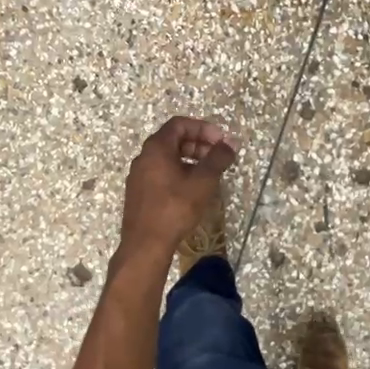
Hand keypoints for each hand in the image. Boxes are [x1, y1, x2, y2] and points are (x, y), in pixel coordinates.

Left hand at [119, 117, 237, 256]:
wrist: (145, 244)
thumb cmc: (175, 207)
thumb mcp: (203, 181)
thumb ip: (218, 158)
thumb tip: (231, 143)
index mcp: (156, 148)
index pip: (179, 124)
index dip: (203, 128)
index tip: (221, 141)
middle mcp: (144, 157)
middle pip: (173, 140)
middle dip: (198, 144)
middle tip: (218, 157)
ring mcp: (138, 175)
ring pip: (167, 158)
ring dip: (190, 160)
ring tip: (209, 174)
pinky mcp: (138, 193)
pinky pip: (160, 173)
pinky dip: (178, 173)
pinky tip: (192, 190)